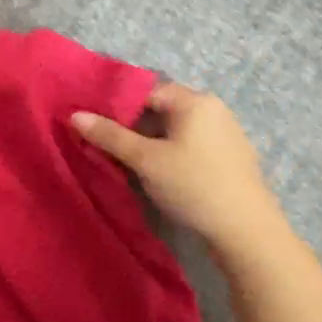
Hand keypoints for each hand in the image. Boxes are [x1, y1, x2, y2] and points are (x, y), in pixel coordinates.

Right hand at [72, 83, 290, 258]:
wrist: (246, 230)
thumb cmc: (192, 185)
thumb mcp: (145, 160)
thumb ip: (110, 135)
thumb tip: (75, 114)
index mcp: (194, 101)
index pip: (147, 91)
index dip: (119, 106)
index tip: (98, 126)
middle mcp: (214, 109)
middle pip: (163, 108)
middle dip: (135, 125)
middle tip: (109, 145)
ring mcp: (227, 133)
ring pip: (177, 128)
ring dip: (153, 141)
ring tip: (130, 162)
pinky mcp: (232, 157)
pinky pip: (193, 144)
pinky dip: (173, 152)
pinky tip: (162, 174)